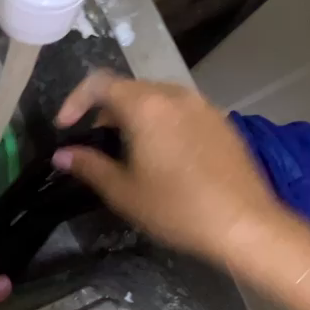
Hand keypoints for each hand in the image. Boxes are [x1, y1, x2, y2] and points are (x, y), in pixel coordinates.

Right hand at [53, 72, 285, 263]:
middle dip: (104, 111)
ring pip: (156, 99)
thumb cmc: (178, 208)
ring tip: (127, 150)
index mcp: (145, 106)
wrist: (247, 226)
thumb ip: (88, 166)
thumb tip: (62, 154)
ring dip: (134, 116)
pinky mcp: (222, 122)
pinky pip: (180, 111)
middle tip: (95, 143)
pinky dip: (161, 122)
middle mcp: (175, 96)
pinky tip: (164, 156)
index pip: (98, 83)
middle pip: (128, 89)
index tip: (65, 127)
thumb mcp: (123, 192)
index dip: (75, 101)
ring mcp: (203, 107)